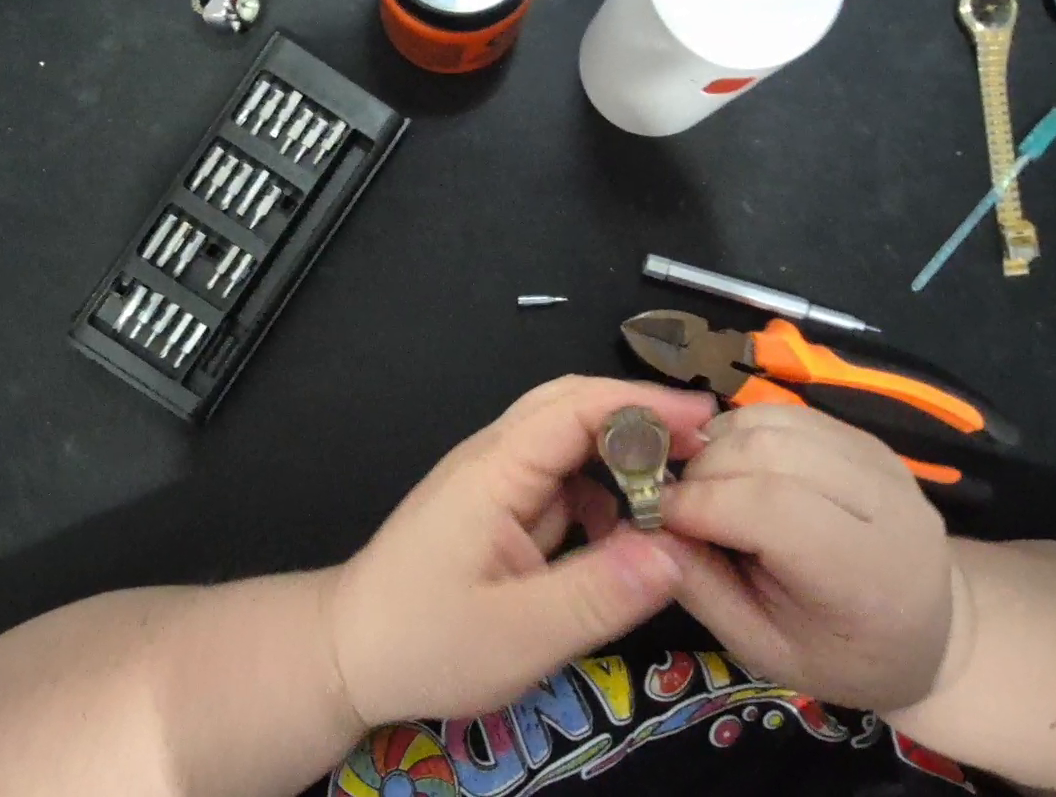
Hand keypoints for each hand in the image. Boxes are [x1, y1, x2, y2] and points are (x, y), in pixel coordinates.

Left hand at [327, 376, 714, 726]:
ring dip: (619, 450)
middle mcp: (493, 458)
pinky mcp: (494, 504)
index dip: (641, 405)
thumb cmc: (425, 640)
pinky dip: (597, 488)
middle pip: (568, 406)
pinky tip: (622, 526)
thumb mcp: (520, 634)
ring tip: (675, 485)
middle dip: (636, 415)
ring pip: (563, 439)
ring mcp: (491, 479)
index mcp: (495, 470)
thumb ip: (599, 593)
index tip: (705, 420)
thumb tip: (677, 552)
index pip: (575, 408)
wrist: (350, 650)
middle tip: (701, 445)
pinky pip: (555, 478)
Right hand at [659, 405, 957, 712]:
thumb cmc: (837, 652)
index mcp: (867, 577)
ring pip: (770, 421)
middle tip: (679, 504)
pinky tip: (732, 465)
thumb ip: (699, 586)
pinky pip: (781, 411)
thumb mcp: (761, 647)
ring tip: (704, 485)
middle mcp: (885, 505)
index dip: (699, 503)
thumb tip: (640, 526)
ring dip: (716, 445)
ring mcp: (878, 460)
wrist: (928, 629)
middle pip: (768, 451)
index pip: (772, 508)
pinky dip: (738, 430)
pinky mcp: (863, 437)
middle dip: (702, 472)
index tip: (653, 515)